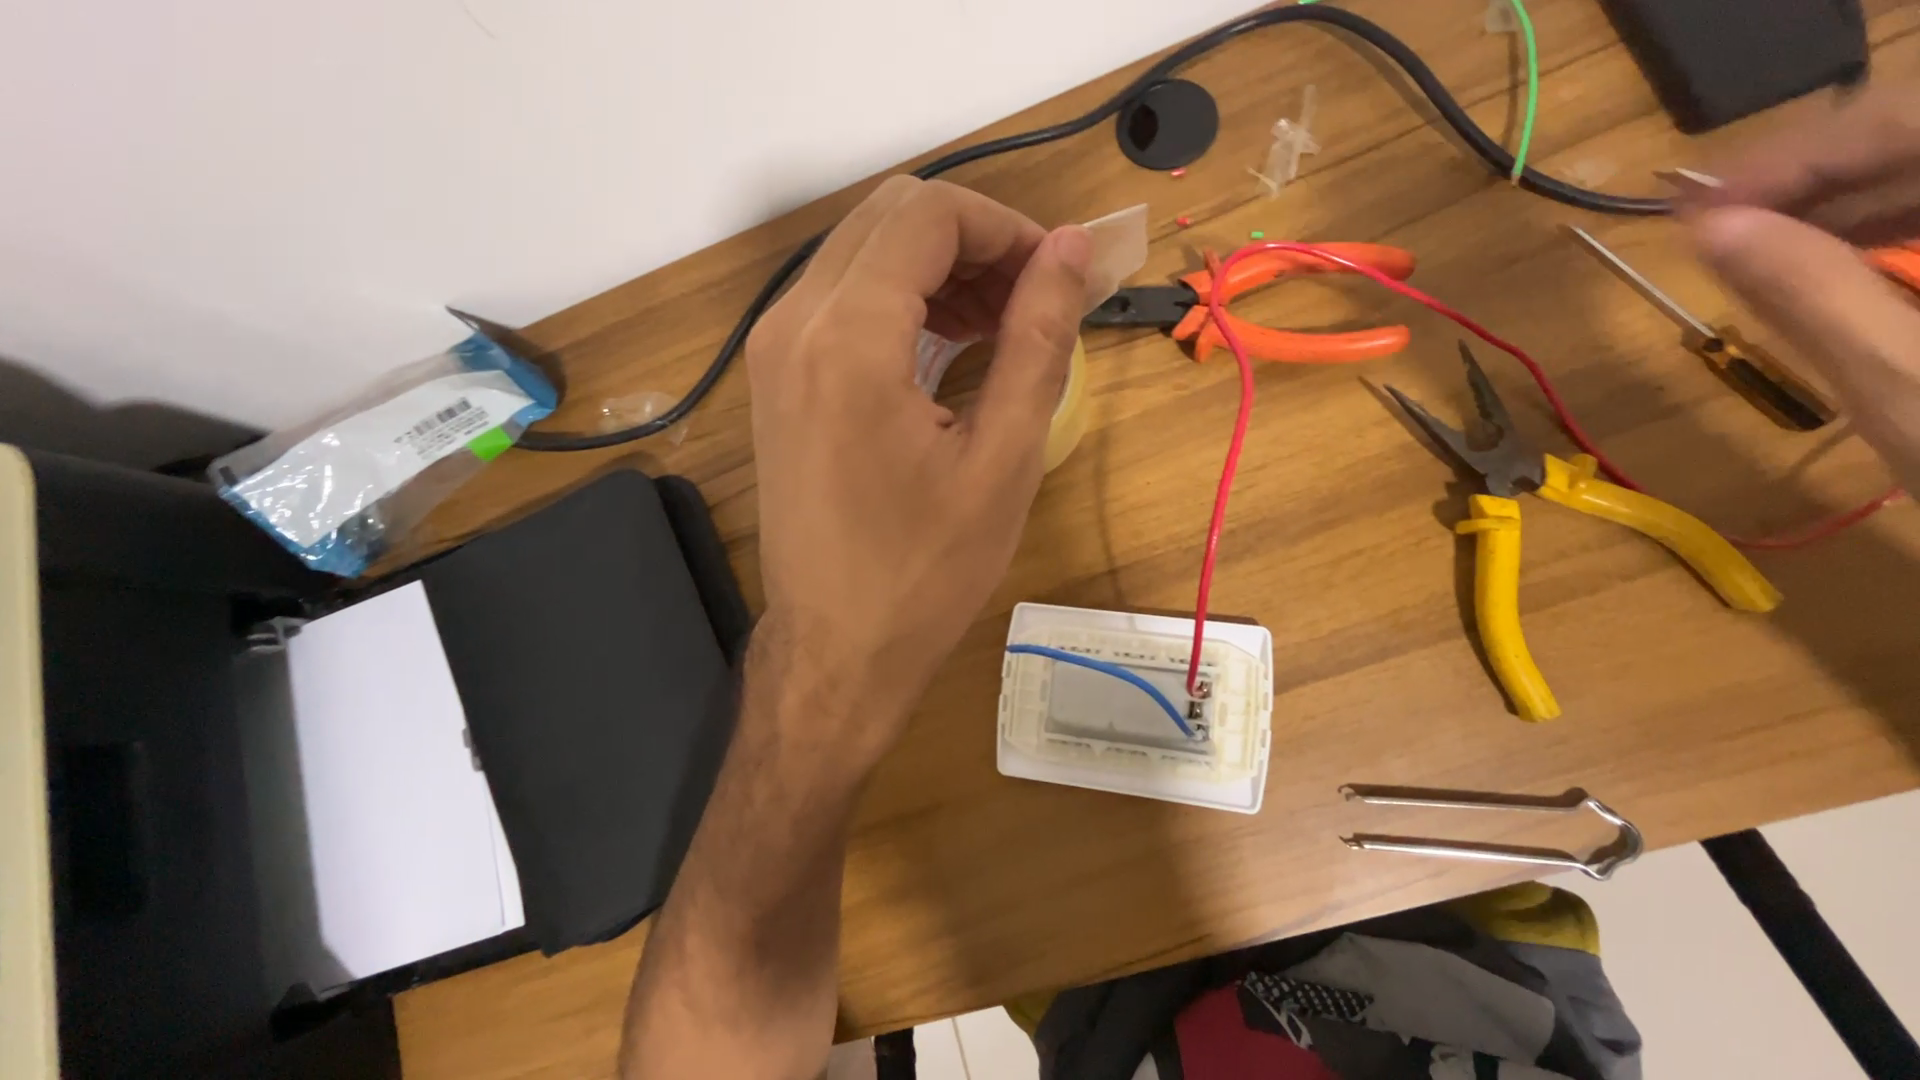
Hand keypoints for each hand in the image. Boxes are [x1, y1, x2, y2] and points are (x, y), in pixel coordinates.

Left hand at [744, 176, 1091, 757]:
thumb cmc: (926, 571)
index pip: (929, 214)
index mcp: (848, 339)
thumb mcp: (1003, 457)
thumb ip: (1040, 338)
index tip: (1057, 276)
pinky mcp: (775, 377)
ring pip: (863, 253)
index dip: (1007, 228)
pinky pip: (841, 300)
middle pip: (891, 217)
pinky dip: (901, 301)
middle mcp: (794, 323)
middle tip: (1034, 300)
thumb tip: (1073, 249)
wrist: (836, 647)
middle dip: (974, 241)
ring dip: (939, 269)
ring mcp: (774, 349)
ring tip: (1002, 327)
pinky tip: (948, 347)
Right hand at [1685, 84, 1919, 488]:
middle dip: (1815, 176)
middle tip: (1709, 226)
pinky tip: (1828, 263)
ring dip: (1844, 204)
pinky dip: (1887, 231)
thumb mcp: (1905, 383)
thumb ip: (1811, 294)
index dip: (1799, 154)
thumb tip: (1709, 229)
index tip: (1696, 204)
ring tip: (1752, 248)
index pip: (1915, 121)